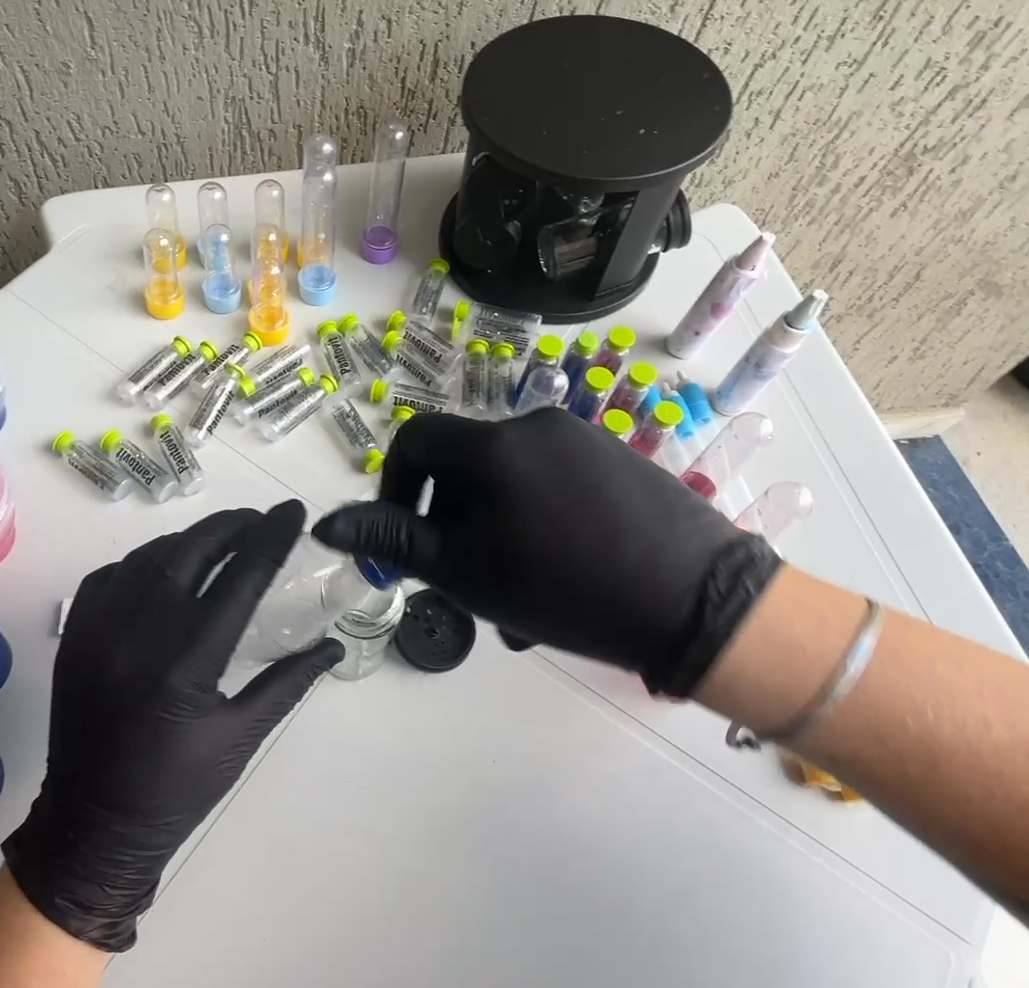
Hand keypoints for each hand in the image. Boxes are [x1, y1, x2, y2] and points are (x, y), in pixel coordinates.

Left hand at [1, 502, 342, 951]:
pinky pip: (110, 576)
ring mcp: (98, 629)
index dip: (271, 538)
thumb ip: (288, 681)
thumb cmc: (177, 789)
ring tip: (220, 539)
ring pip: (149, 557)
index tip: (292, 511)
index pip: (240, 578)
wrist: (93, 824)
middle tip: (258, 520)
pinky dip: (143, 562)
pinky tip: (165, 568)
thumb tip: (332, 646)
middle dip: (230, 526)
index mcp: (188, 661)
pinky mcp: (74, 634)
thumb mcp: (242, 736)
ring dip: (188, 541)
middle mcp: (139, 632)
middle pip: (191, 551)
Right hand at [311, 409, 779, 695]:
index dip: (395, 488)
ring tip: (517, 599)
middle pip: (463, 468)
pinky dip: (537, 525)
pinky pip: (552, 486)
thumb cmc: (567, 589)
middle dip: (452, 524)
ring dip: (496, 534)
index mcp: (492, 446)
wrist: (701, 603)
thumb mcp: (466, 572)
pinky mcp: (618, 462)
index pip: (415, 442)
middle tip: (468, 585)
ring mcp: (583, 440)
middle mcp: (534, 427)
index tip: (409, 542)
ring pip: (508, 484)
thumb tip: (327, 524)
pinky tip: (559, 579)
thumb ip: (394, 541)